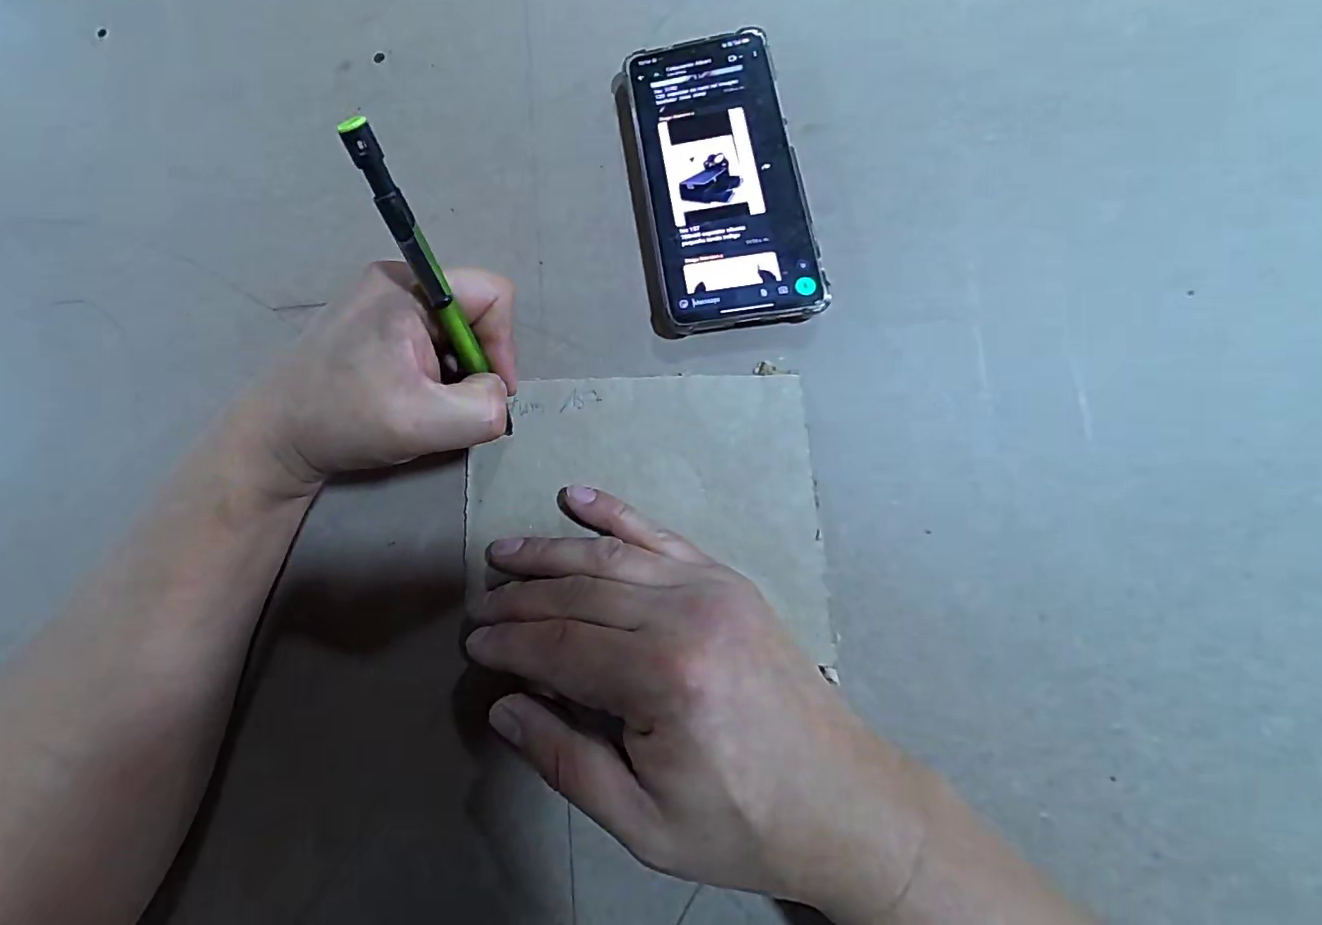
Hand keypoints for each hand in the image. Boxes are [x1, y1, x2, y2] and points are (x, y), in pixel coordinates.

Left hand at [245, 262, 517, 493]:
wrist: (272, 438)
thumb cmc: (341, 421)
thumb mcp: (422, 423)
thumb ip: (481, 408)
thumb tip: (495, 395)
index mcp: (405, 287)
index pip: (491, 295)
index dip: (503, 345)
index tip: (491, 392)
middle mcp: (393, 282)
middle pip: (471, 313)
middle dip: (474, 365)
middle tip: (454, 408)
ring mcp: (376, 301)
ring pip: (449, 331)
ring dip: (452, 374)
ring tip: (424, 408)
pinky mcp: (367, 324)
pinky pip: (424, 340)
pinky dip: (429, 374)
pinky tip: (406, 400)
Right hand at [465, 487, 927, 918]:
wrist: (845, 799)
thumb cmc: (744, 822)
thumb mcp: (644, 824)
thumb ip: (564, 760)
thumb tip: (504, 706)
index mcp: (665, 680)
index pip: (560, 646)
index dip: (510, 645)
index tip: (475, 644)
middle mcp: (685, 616)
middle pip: (578, 594)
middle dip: (519, 599)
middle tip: (481, 606)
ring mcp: (709, 587)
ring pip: (608, 556)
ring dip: (549, 551)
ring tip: (505, 553)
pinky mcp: (724, 577)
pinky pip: (657, 534)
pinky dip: (612, 512)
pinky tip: (576, 497)